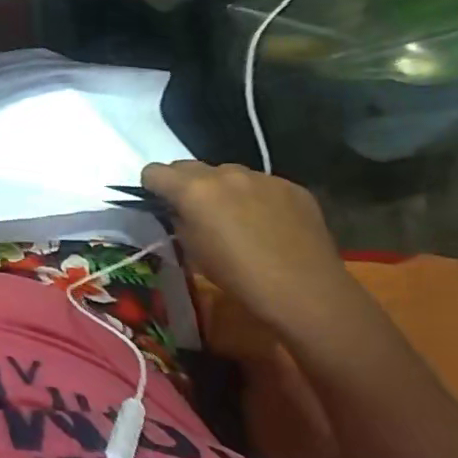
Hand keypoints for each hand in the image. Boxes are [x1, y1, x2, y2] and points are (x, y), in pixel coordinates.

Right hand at [140, 160, 372, 339]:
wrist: (305, 291)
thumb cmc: (237, 275)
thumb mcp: (191, 249)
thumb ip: (178, 219)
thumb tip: (178, 209)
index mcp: (193, 189)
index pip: (154, 172)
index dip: (153, 187)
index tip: (162, 205)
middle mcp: (225, 174)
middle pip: (189, 167)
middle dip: (186, 185)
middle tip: (198, 213)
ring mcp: (262, 177)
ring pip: (227, 173)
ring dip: (223, 189)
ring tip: (238, 218)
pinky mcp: (292, 187)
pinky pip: (261, 184)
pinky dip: (256, 197)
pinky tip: (269, 224)